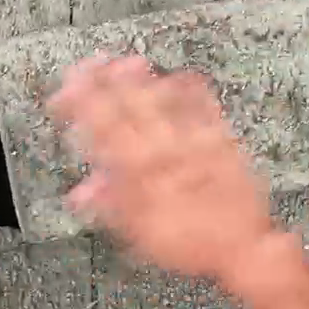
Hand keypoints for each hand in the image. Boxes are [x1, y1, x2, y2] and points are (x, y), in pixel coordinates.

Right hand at [46, 54, 282, 285]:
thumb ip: (109, 204)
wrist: (243, 247)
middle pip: (127, 104)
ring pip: (162, 99)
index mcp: (139, 171)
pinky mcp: (221, 139)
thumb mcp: (139, 232)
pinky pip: (204, 105)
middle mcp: (164, 149)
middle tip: (87, 64)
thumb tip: (82, 192)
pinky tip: (181, 75)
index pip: (100, 126)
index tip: (65, 91)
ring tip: (126, 61)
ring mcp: (194, 140)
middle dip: (103, 81)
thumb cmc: (190, 244)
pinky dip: (190, 88)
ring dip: (142, 78)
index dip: (79, 104)